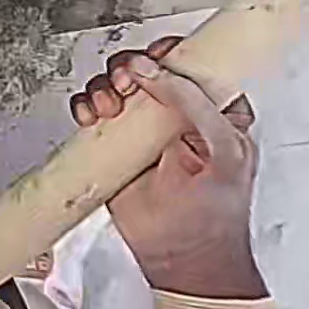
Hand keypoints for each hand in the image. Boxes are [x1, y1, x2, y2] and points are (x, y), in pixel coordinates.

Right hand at [70, 36, 264, 296]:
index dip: (168, 51)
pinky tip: (91, 119)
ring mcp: (140, 123)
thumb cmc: (214, 211)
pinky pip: (89, 107)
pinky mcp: (112, 139)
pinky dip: (84, 106)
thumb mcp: (224, 151)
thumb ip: (193, 103)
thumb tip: (151, 68)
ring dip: (104, 88)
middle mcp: (173, 109)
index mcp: (212, 107)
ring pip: (111, 82)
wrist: (179, 257)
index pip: (189, 61)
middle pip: (142, 65)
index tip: (155, 57)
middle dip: (128, 68)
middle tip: (126, 85)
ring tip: (108, 109)